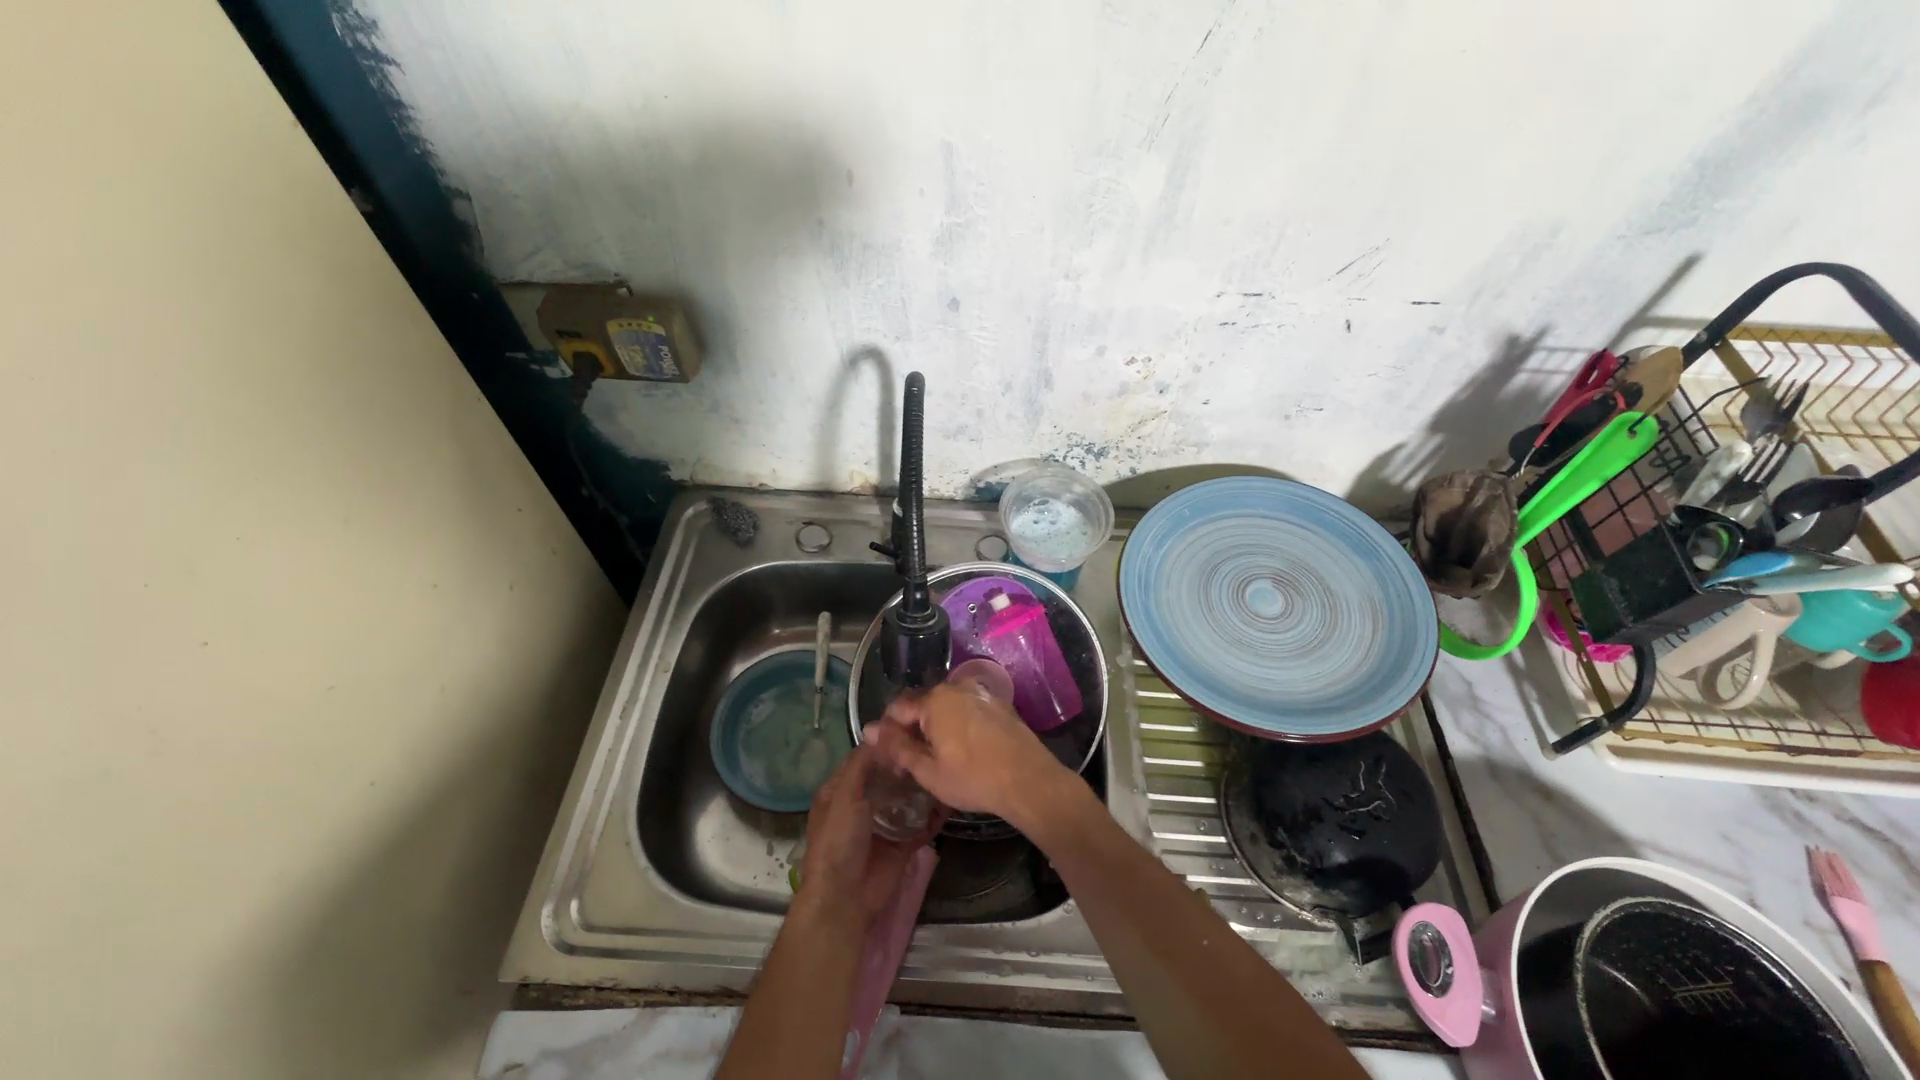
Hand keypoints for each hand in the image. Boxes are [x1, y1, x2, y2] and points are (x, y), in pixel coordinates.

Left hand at [797, 744, 940, 922]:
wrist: (845, 897)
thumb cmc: (837, 841)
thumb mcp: (843, 797)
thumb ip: (861, 766)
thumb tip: (878, 733)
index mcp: (841, 792)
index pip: (864, 760)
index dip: (884, 745)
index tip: (910, 727)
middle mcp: (863, 805)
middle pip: (889, 778)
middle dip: (908, 765)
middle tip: (935, 745)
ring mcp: (884, 825)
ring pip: (908, 800)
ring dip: (923, 787)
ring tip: (947, 765)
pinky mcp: (903, 845)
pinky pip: (922, 825)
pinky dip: (935, 815)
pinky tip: (951, 798)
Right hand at [865, 682, 1076, 824]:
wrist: (1028, 780)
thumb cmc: (973, 778)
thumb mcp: (928, 770)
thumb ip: (897, 748)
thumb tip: (869, 730)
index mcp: (935, 700)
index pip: (897, 708)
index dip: (888, 731)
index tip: (889, 754)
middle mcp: (957, 688)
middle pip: (923, 704)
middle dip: (913, 727)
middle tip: (911, 758)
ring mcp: (981, 694)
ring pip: (947, 706)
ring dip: (936, 726)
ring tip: (937, 755)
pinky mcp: (999, 705)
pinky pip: (968, 710)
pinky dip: (959, 724)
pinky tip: (964, 749)